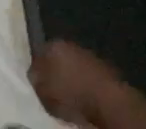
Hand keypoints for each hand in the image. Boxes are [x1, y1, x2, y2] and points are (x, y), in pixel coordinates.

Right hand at [30, 41, 145, 128]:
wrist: (109, 101)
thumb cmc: (71, 95)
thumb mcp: (43, 93)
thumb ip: (36, 82)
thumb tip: (36, 77)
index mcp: (52, 44)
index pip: (38, 54)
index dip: (37, 70)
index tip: (38, 82)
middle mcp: (70, 44)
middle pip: (57, 58)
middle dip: (55, 71)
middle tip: (52, 88)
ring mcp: (89, 54)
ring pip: (73, 65)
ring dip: (71, 77)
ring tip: (69, 94)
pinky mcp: (105, 68)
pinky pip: (88, 75)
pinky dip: (85, 83)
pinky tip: (84, 95)